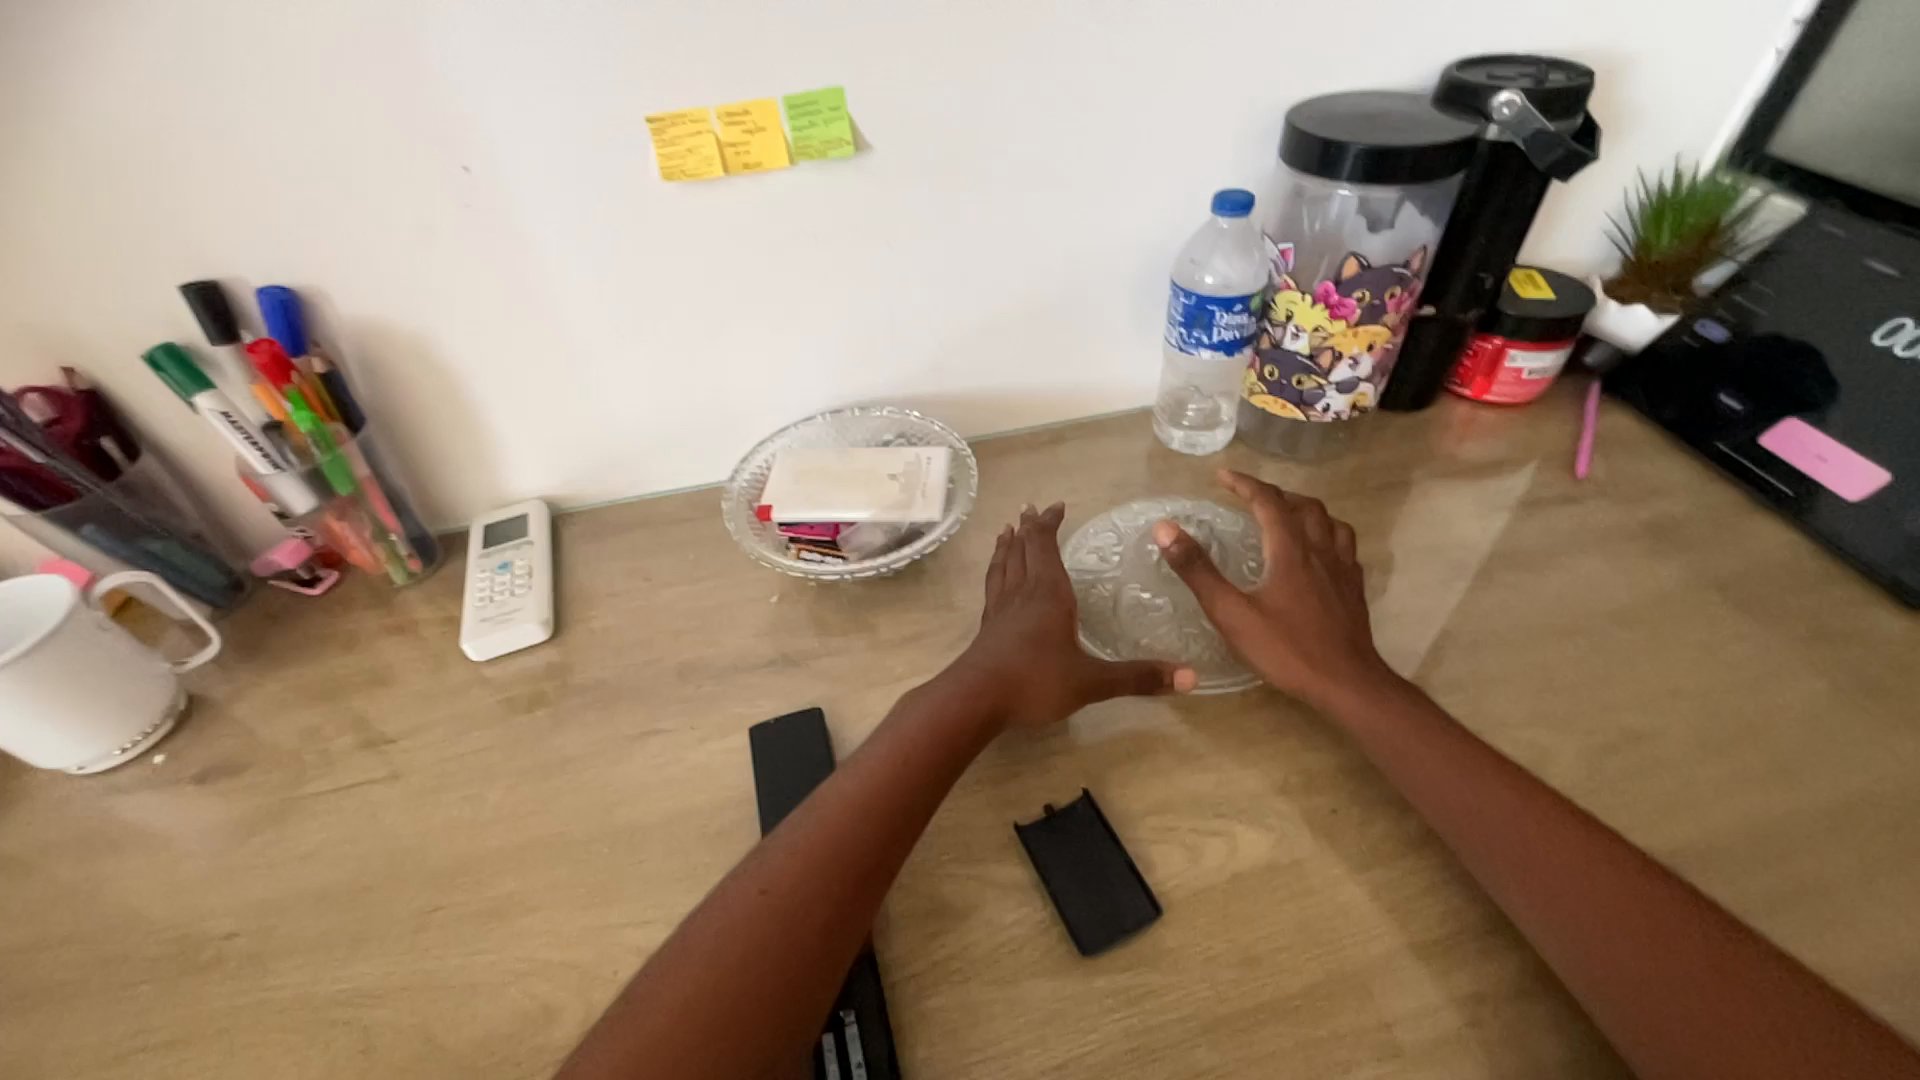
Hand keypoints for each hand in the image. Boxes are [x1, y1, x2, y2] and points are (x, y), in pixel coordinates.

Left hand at [947, 502, 1196, 730]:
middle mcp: (1022, 593)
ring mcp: (999, 610)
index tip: (1057, 505)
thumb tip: (1189, 677)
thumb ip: (1137, 678)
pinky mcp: (987, 628)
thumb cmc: (1035, 681)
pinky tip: (996, 579)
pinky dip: (995, 572)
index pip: (1045, 545)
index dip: (1049, 523)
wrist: (976, 699)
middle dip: (1028, 528)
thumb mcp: (1092, 681)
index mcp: (1048, 594)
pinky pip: (992, 587)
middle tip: (1029, 508)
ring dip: (1006, 546)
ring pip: (1002, 566)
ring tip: (1006, 531)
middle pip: (1022, 550)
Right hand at [1153, 470, 1393, 710]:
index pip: (1268, 502)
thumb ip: (1197, 570)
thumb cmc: (1286, 649)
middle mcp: (1320, 550)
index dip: (1244, 484)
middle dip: (1275, 494)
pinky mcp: (1354, 589)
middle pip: (1304, 506)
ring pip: (1330, 522)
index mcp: (1290, 550)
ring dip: (1305, 510)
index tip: (1222, 476)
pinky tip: (1317, 553)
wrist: (1346, 683)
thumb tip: (1165, 528)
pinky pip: (1344, 547)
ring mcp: (1343, 569)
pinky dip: (1326, 536)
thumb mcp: (1231, 612)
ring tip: (1286, 516)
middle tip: (1251, 497)